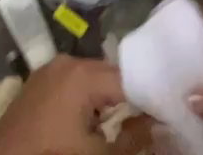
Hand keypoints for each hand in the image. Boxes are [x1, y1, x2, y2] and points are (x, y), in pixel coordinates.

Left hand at [0, 55, 148, 154]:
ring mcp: (49, 71)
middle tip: (147, 121)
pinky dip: (86, 101)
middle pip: (111, 75)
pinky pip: (72, 85)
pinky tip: (92, 123)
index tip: (164, 115)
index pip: (131, 79)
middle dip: (129, 98)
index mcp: (84, 73)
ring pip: (92, 80)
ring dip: (107, 100)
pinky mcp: (38, 84)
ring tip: (122, 124)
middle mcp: (67, 62)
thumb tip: (159, 125)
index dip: (150, 99)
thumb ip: (134, 139)